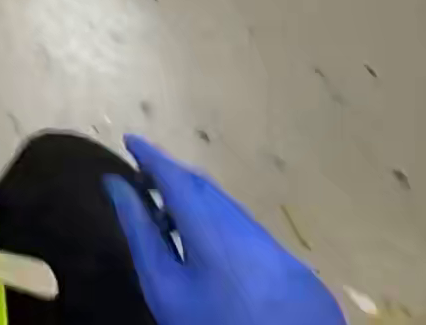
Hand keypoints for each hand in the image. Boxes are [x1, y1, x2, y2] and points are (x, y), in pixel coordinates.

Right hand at [104, 135, 343, 324]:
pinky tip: (213, 251)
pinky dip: (227, 229)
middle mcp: (259, 239)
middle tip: (143, 177)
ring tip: (172, 215)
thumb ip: (138, 229)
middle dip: (174, 177)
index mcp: (218, 237)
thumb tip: (115, 183)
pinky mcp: (310, 283)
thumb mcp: (162, 286)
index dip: (151, 156)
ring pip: (235, 213)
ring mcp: (290, 261)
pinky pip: (258, 239)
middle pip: (209, 192)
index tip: (128, 139)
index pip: (178, 179)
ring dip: (201, 203)